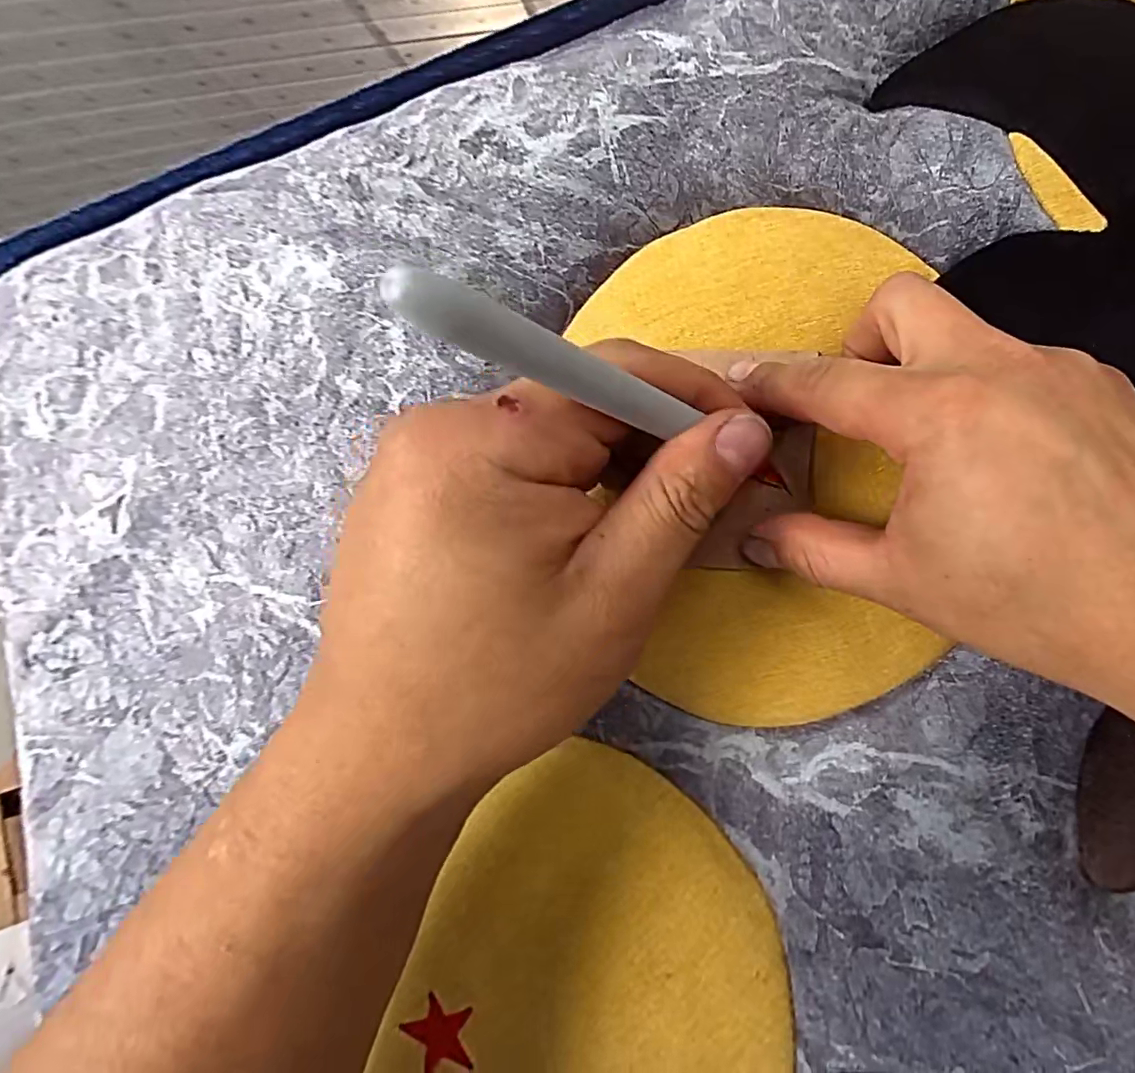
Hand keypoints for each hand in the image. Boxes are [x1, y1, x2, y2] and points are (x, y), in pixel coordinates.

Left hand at [296, 341, 774, 791]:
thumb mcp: (617, 589)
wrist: (386, 758)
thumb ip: (683, 495)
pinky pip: (516, 459)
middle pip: (580, 399)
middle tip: (712, 491)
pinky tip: (591, 533)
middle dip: (656, 439)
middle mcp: (439, 424)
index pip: (614, 375)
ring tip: (656, 522)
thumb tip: (744, 427)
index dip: (693, 399)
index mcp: (485, 437)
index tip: (748, 439)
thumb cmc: (507, 682)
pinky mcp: (415, 489)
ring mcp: (417, 456)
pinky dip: (571, 482)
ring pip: (553, 432)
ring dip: (617, 465)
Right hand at [732, 274, 1134, 707]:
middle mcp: (996, 364)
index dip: (779, 381)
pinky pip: (1025, 364)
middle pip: (901, 301)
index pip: (831, 380)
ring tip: (949, 451)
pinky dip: (995, 395)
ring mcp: (1058, 364)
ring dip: (934, 373)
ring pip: (969, 332)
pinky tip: (1019, 463)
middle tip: (863, 406)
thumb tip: (756, 536)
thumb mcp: (904, 580)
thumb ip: (818, 550)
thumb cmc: (1026, 603)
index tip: (747, 383)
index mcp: (938, 413)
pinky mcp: (1101, 381)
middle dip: (861, 341)